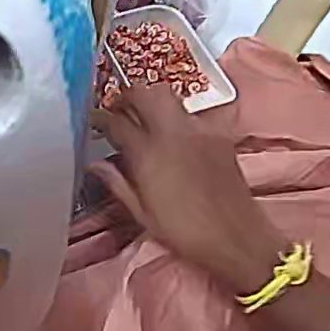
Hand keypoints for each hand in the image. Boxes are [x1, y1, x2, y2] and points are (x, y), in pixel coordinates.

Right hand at [89, 82, 287, 292]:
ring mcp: (199, 130)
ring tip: (144, 119)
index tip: (93, 121)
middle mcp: (173, 133)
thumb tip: (95, 165)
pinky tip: (174, 137)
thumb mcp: (142, 213)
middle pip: (144, 93)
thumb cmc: (184, 232)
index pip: (116, 122)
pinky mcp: (219, 134)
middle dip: (126, 96)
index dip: (100, 118)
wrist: (235, 237)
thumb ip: (117, 183)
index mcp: (148, 154)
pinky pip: (191, 114)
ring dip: (152, 101)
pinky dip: (176, 117)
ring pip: (169, 97)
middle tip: (118, 110)